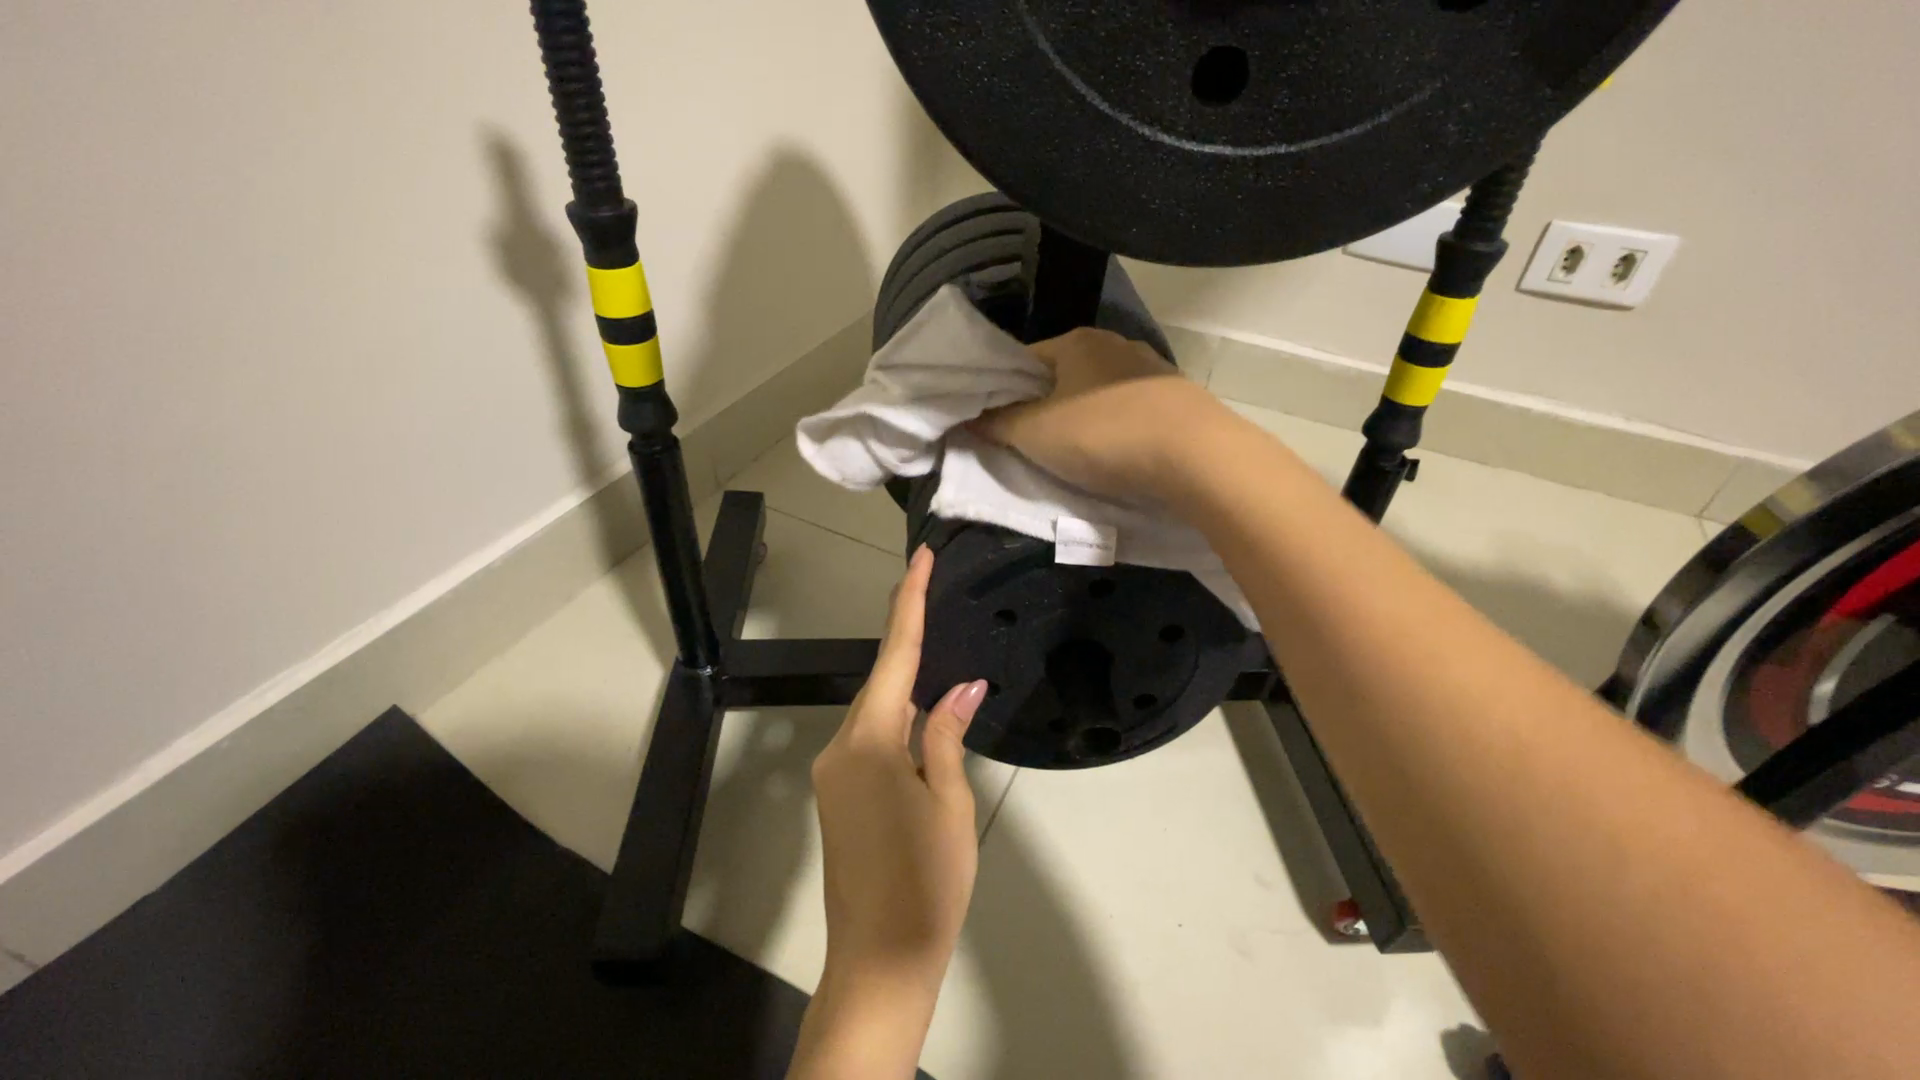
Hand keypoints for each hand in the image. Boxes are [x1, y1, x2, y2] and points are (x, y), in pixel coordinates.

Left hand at [811, 545, 985, 989]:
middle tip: (942, 613)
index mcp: (869, 740)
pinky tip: (924, 730)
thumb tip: (960, 688)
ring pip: (875, 715)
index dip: (909, 602)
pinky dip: (897, 727)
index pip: (894, 655)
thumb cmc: (927, 879)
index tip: (919, 558)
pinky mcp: (835, 798)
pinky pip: (868, 743)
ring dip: (908, 695)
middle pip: (881, 684)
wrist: (880, 957)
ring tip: (944, 675)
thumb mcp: (949, 802)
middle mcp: (839, 747)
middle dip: (911, 651)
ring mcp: (831, 774)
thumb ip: (947, 736)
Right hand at [972, 326, 1230, 501]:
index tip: (992, 422)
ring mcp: (1150, 368)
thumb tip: (967, 418)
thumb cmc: (1104, 436)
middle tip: (1027, 442)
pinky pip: (1128, 409)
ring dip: (1080, 417)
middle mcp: (1113, 344)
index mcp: (1074, 341)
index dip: (1001, 390)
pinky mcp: (1176, 397)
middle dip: (1042, 405)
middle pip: (1061, 375)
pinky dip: (1113, 427)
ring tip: (1072, 452)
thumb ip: (996, 424)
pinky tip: (1114, 451)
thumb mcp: (1035, 434)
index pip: (1021, 360)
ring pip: (1097, 392)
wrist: (1196, 457)